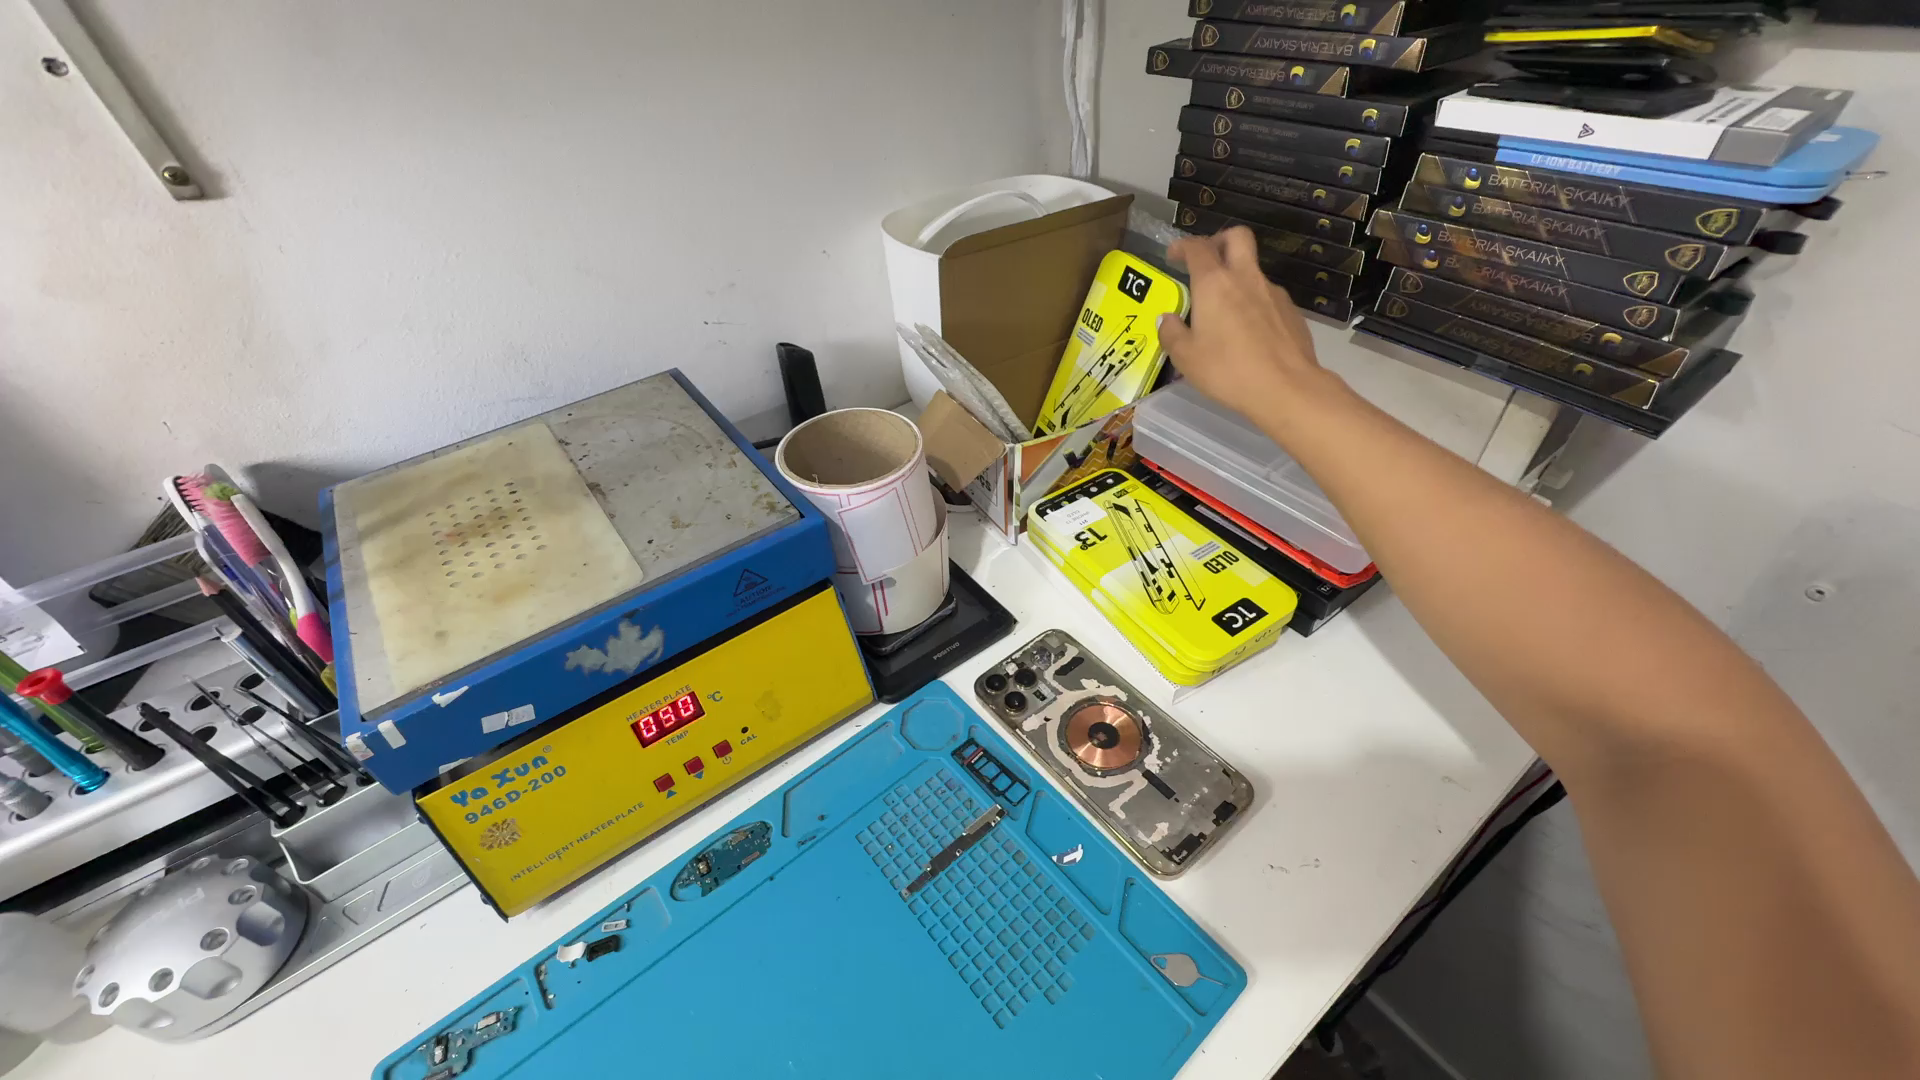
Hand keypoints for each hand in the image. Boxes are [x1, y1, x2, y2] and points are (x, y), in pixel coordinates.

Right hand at [1158, 227, 1336, 426]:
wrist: (1286, 387)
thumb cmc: (1227, 370)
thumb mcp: (1186, 358)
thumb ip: (1172, 334)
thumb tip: (1166, 319)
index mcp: (1214, 284)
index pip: (1198, 248)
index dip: (1183, 246)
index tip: (1173, 255)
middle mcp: (1245, 278)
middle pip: (1237, 237)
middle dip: (1219, 240)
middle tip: (1207, 261)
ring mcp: (1272, 292)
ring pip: (1253, 269)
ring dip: (1237, 277)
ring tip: (1225, 310)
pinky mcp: (1291, 310)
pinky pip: (1267, 296)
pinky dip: (1254, 303)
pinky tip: (1249, 332)